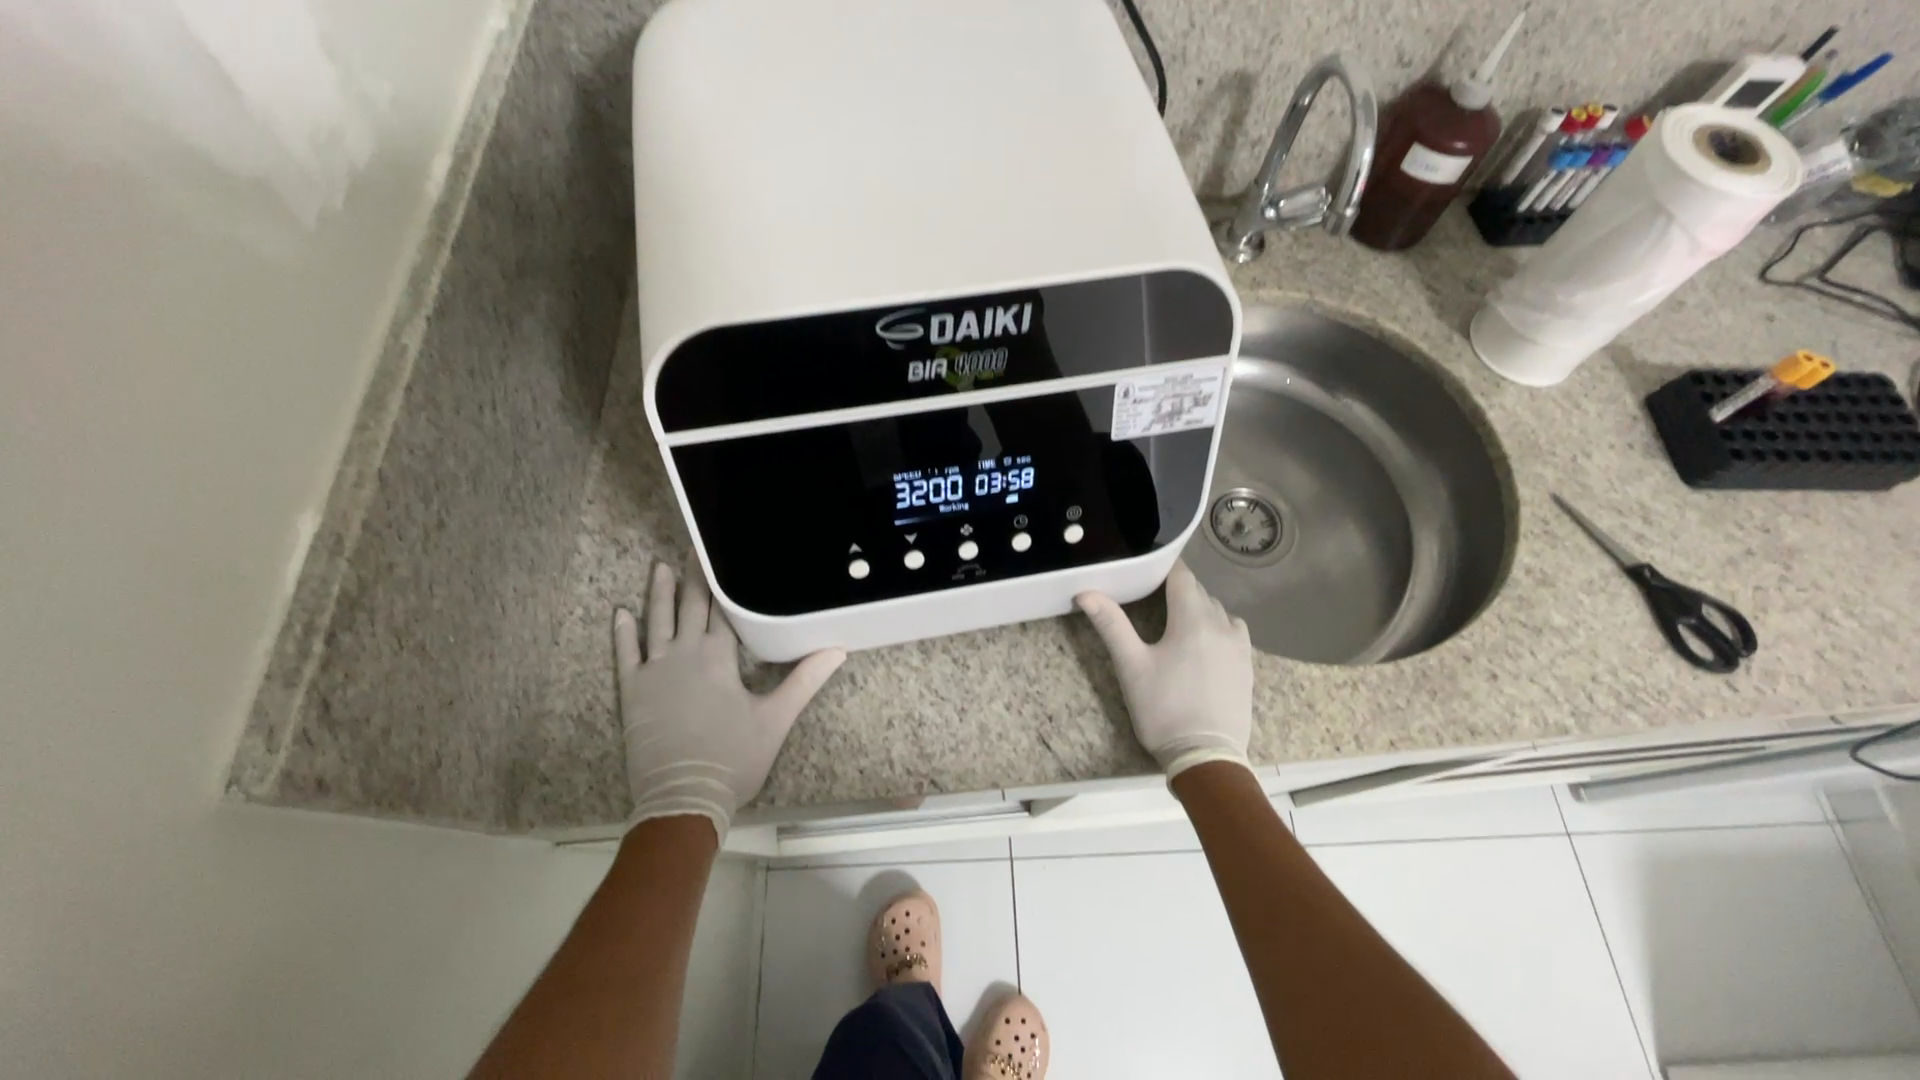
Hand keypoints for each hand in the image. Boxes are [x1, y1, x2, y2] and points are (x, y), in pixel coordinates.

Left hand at [615, 561, 846, 838]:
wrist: (683, 797)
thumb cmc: (734, 758)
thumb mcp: (776, 718)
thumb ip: (805, 680)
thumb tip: (838, 648)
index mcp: (719, 657)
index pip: (725, 610)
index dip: (726, 583)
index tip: (724, 555)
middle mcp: (684, 654)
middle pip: (691, 608)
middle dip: (695, 578)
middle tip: (693, 548)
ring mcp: (654, 672)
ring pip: (657, 623)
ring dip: (660, 595)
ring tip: (661, 567)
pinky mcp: (633, 692)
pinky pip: (626, 655)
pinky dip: (624, 633)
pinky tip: (621, 613)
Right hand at [1076, 560, 1253, 778]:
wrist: (1206, 755)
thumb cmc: (1163, 709)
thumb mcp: (1131, 666)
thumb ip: (1111, 624)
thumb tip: (1085, 592)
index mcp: (1193, 620)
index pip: (1183, 577)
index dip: (1166, 568)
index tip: (1149, 567)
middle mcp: (1222, 625)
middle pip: (1200, 594)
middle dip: (1179, 591)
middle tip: (1153, 597)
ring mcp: (1240, 647)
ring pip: (1220, 612)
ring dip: (1200, 609)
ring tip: (1178, 622)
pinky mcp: (1247, 667)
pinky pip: (1234, 633)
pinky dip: (1218, 628)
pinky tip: (1204, 645)